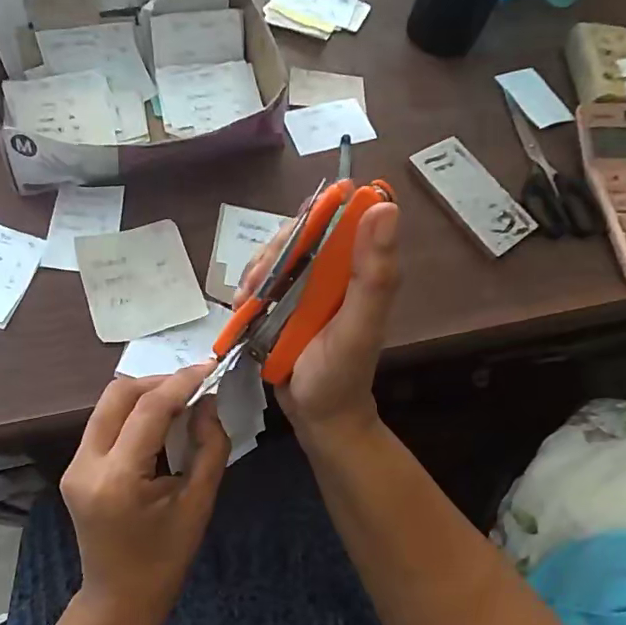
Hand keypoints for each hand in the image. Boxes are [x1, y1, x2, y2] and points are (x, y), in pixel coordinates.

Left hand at [60, 365, 229, 624]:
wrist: (119, 598)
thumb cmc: (165, 559)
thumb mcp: (199, 504)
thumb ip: (209, 448)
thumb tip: (208, 403)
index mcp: (118, 479)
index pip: (148, 410)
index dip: (181, 383)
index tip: (209, 368)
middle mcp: (86, 465)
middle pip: (117, 395)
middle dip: (157, 382)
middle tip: (193, 386)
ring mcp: (74, 466)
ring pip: (106, 405)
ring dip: (143, 395)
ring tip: (180, 401)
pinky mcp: (74, 468)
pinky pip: (103, 424)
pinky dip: (132, 414)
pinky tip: (159, 422)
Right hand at [237, 202, 399, 440]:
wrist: (318, 416)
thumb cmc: (342, 374)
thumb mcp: (360, 326)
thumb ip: (373, 274)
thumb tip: (385, 208)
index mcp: (357, 269)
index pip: (336, 219)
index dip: (311, 217)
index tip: (288, 239)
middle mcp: (331, 273)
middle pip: (296, 236)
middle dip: (272, 253)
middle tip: (257, 282)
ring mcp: (304, 289)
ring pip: (274, 259)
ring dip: (254, 274)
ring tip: (245, 301)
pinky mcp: (282, 306)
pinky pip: (260, 283)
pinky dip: (246, 291)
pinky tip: (240, 307)